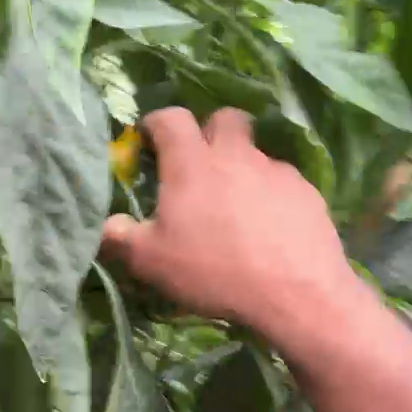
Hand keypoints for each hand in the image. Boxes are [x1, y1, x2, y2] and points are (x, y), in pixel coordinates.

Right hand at [101, 108, 366, 343]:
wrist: (294, 292)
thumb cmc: (212, 269)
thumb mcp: (148, 261)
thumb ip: (119, 237)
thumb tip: (105, 224)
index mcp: (191, 165)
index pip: (172, 119)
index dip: (156, 123)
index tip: (148, 138)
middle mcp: (235, 156)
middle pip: (224, 119)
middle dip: (208, 130)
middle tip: (196, 163)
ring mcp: (276, 171)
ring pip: (253, 153)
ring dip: (238, 169)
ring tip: (230, 209)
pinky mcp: (306, 192)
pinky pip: (279, 182)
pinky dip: (265, 195)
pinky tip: (262, 229)